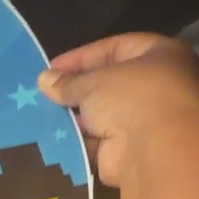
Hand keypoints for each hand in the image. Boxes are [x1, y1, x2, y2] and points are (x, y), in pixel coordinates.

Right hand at [38, 33, 198, 187]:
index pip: (115, 48)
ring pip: (97, 114)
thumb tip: (44, 79)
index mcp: (158, 56)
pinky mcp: (123, 149)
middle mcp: (153, 86)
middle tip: (42, 94)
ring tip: (40, 117)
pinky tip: (49, 139)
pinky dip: (73, 141)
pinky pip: (93, 140)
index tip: (50, 68)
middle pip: (105, 84)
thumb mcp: (95, 82)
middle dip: (74, 89)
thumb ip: (69, 82)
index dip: (82, 57)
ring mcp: (139, 119)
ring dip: (71, 117)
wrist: (154, 149)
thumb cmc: (133, 98)